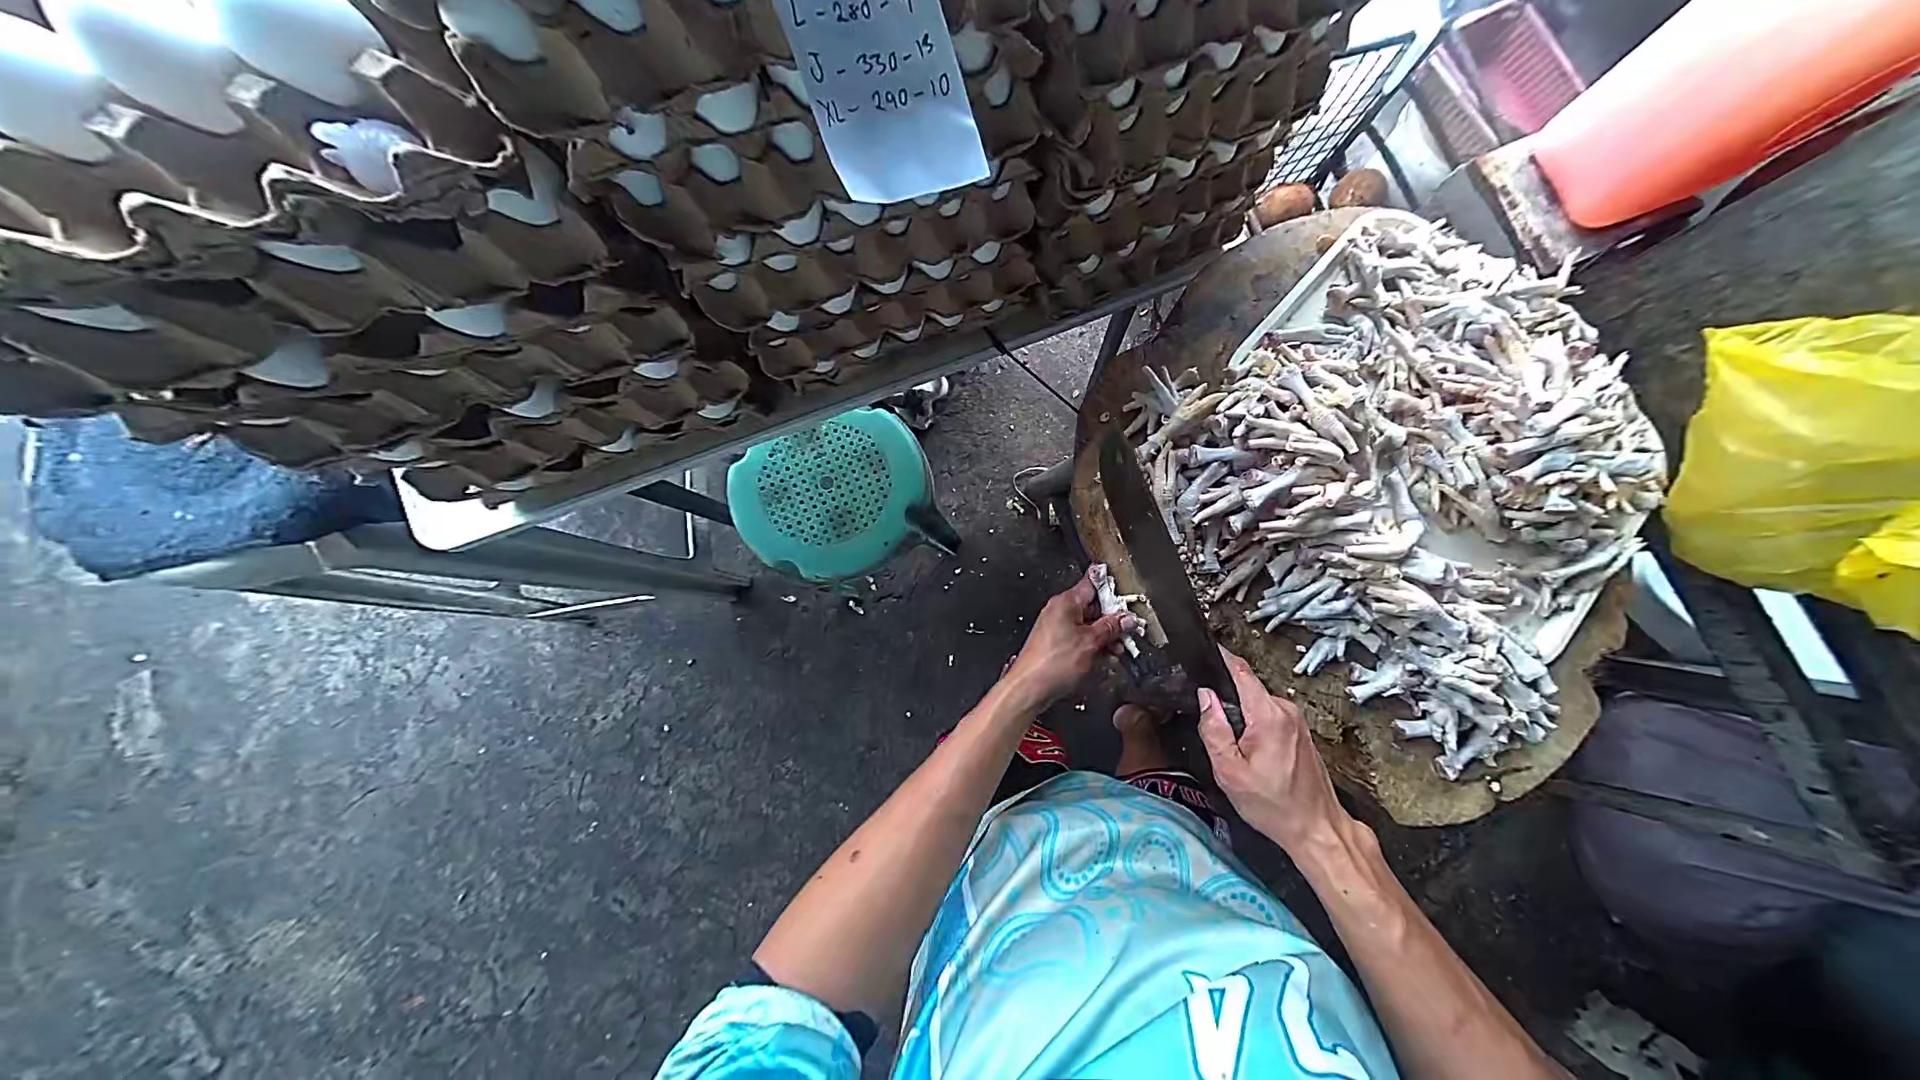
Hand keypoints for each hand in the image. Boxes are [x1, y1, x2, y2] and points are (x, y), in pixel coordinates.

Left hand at [1000, 569, 1128, 712]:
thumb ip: (1111, 628)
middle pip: (1093, 606)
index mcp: (1066, 602)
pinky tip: (1103, 657)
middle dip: (1112, 620)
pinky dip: (1093, 645)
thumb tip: (1125, 619)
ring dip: (1105, 636)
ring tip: (1116, 649)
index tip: (1127, 598)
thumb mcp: (1091, 643)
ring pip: (1088, 625)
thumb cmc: (1051, 664)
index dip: (1112, 589)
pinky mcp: (1057, 643)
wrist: (1030, 688)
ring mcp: (1057, 627)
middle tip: (1127, 631)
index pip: (1093, 584)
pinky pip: (1080, 638)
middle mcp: (1059, 611)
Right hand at [1198, 646, 1352, 853]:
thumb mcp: (1229, 770)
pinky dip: (1253, 727)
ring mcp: (1296, 721)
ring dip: (1240, 718)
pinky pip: (1267, 716)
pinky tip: (1252, 755)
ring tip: (1236, 751)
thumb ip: (1213, 728)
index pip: (1239, 670)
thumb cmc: (1275, 806)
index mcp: (1268, 716)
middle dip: (1225, 701)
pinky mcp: (1299, 731)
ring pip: (1255, 703)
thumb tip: (1205, 697)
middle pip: (1245, 688)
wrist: (1317, 829)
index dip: (1219, 657)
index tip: (1203, 650)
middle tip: (1215, 731)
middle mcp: (1286, 711)